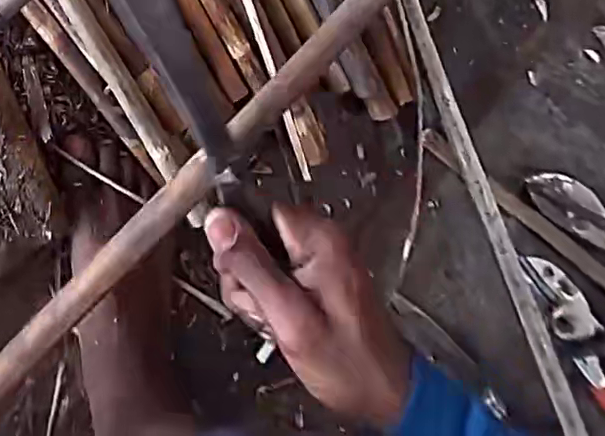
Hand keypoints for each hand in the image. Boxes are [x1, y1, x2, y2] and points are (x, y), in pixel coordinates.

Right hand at [206, 204, 410, 427]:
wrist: (388, 400)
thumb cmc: (349, 365)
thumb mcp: (289, 317)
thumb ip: (250, 265)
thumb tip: (216, 219)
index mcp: (317, 236)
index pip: (250, 205)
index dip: (235, 239)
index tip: (239, 272)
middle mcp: (317, 235)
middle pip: (249, 228)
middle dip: (242, 269)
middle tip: (261, 305)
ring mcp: (315, 252)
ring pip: (253, 249)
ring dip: (250, 285)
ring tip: (271, 316)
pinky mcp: (311, 268)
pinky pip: (268, 265)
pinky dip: (263, 291)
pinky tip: (276, 316)